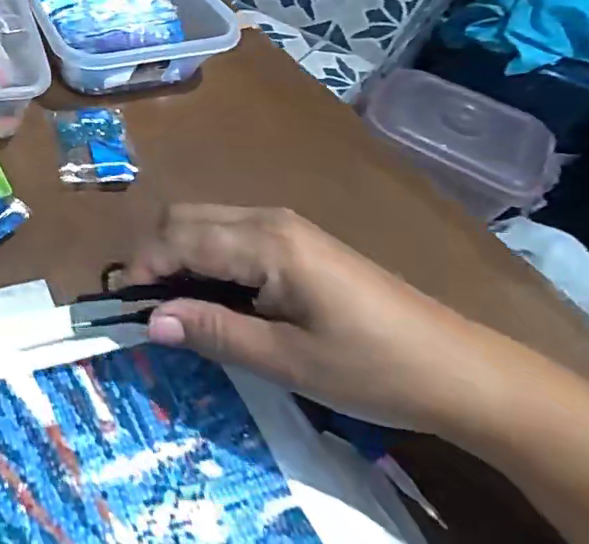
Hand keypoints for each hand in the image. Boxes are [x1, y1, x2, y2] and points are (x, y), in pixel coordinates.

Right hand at [126, 205, 523, 435]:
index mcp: (266, 242)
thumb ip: (215, 332)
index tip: (126, 307)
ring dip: (177, 252)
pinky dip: (203, 254)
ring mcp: (284, 225)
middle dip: (154, 254)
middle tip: (147, 306)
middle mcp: (268, 218)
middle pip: (184, 217)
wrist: (462, 370)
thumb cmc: (374, 368)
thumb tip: (151, 321)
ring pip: (204, 220)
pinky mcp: (295, 239)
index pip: (180, 238)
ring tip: (173, 303)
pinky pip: (228, 232)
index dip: (145, 267)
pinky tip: (213, 293)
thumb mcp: (289, 362)